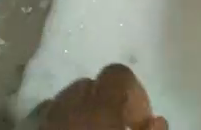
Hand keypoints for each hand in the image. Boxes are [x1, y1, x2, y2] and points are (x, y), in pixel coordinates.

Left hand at [29, 64, 167, 129]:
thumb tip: (157, 121)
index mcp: (98, 109)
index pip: (117, 75)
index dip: (134, 94)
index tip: (141, 123)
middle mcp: (67, 107)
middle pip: (89, 86)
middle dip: (106, 103)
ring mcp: (43, 121)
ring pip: (65, 102)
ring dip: (81, 114)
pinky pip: (45, 118)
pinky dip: (59, 125)